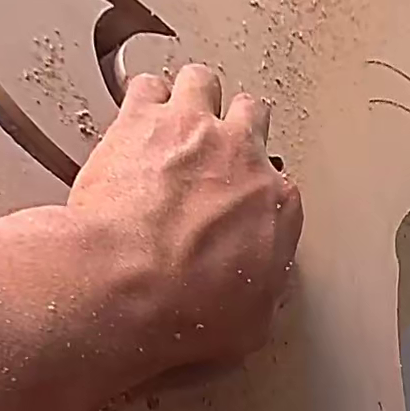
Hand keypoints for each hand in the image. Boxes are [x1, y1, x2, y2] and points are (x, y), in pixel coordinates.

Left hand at [68, 63, 301, 367]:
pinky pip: (147, 87)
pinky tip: (134, 124)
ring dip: (192, 102)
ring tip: (174, 127)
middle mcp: (243, 157)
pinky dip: (142, 102)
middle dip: (235, 133)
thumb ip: (266, 296)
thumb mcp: (250, 326)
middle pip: (252, 118)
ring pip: (203, 84)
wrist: (130, 288)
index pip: (279, 189)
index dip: (258, 198)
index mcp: (276, 206)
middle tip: (214, 157)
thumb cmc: (189, 310)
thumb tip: (266, 296)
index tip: (241, 211)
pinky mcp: (141, 120)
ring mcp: (192, 131)